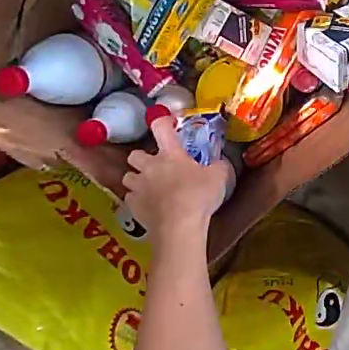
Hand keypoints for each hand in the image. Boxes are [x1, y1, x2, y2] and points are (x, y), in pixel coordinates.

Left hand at [122, 117, 231, 246]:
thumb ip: (219, 166)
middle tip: (156, 166)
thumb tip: (220, 162)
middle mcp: (150, 167)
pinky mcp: (132, 206)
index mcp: (170, 154)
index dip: (163, 122)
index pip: (161, 128)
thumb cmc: (199, 196)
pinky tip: (149, 206)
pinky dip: (137, 200)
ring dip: (137, 180)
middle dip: (142, 159)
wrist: (179, 227)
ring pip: (128, 177)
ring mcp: (138, 187)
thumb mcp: (220, 177)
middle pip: (135, 154)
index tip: (168, 123)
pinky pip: (130, 198)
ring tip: (149, 187)